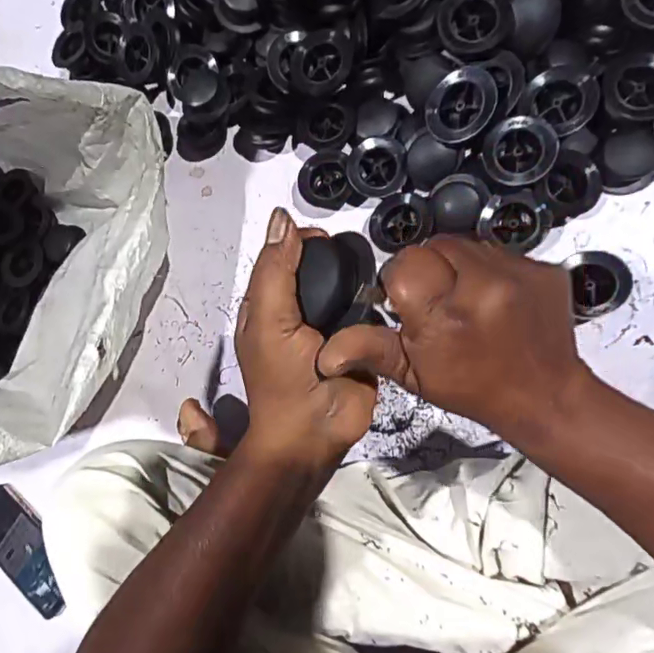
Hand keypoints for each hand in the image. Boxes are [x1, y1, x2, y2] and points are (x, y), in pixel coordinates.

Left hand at [203, 209, 377, 471]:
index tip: (324, 241)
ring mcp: (333, 328)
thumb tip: (282, 218)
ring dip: (360, 283)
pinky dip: (377, 307)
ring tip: (371, 282)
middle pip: (320, 270)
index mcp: (270, 304)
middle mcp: (301, 312)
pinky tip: (385, 300)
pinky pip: (372, 315)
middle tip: (354, 261)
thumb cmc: (282, 381)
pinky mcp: (362, 343)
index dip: (302, 242)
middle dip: (335, 262)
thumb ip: (274, 270)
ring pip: (349, 288)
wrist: (314, 434)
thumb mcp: (268, 320)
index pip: (286, 256)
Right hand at [317, 234, 592, 443]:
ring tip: (466, 300)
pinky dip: (490, 269)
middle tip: (438, 303)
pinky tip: (493, 298)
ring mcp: (517, 274)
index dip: (400, 280)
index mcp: (443, 316)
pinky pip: (501, 250)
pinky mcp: (542, 268)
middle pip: (435, 245)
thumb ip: (371, 351)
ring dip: (459, 265)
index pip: (405, 263)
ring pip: (468, 243)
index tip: (408, 302)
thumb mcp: (414, 376)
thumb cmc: (474, 388)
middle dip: (429, 268)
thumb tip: (329, 353)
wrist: (541, 394)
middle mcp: (482, 287)